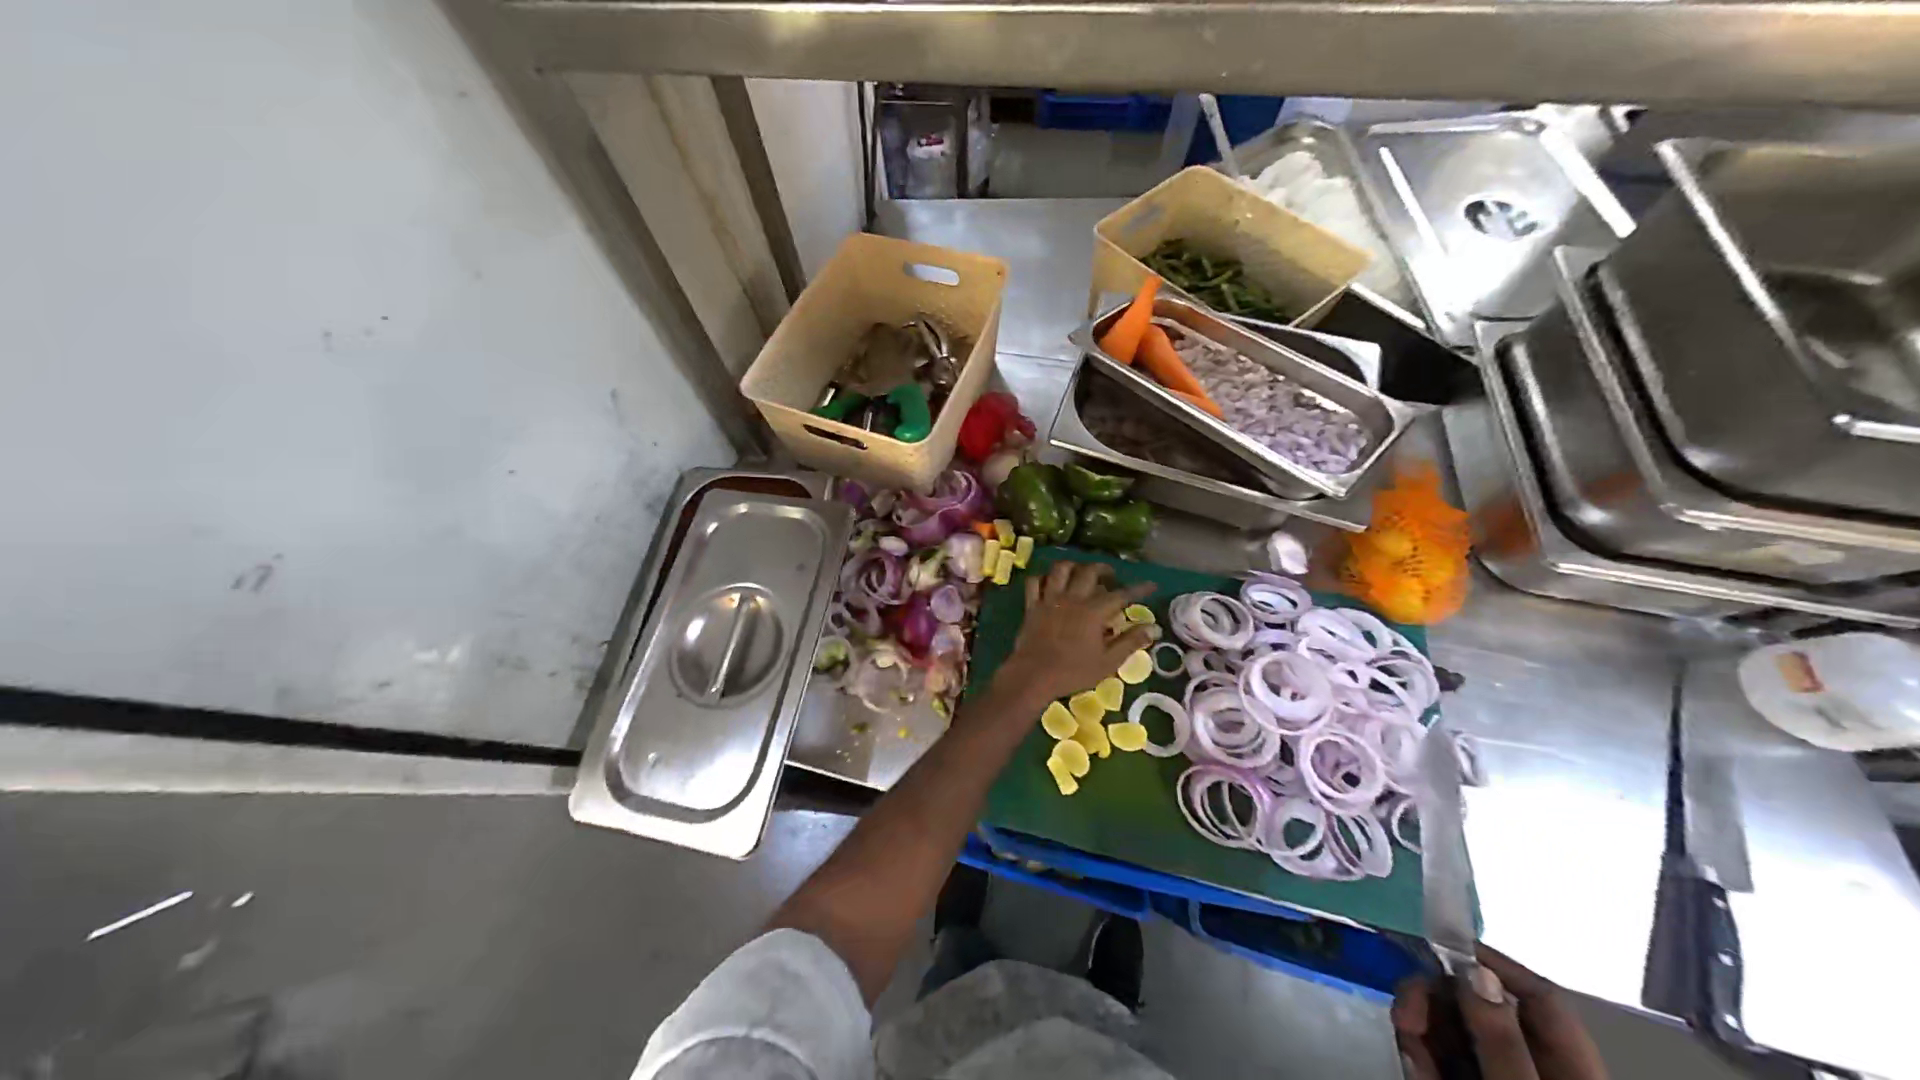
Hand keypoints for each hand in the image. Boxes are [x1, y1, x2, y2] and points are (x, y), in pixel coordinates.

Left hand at [991, 560, 1154, 712]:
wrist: (1033, 676)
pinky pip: (1035, 582)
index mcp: (1093, 612)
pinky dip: (1044, 577)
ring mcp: (1049, 599)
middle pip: (1089, 571)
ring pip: (1061, 569)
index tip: (1151, 585)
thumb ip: (1130, 642)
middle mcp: (1072, 598)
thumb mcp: (1107, 662)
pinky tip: (1051, 582)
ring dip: (1074, 566)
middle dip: (1104, 569)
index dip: (1138, 589)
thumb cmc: (1073, 672)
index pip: (1121, 595)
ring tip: (1082, 572)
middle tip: (1111, 577)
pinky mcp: (1032, 605)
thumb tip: (1153, 628)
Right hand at [1393, 947, 1608, 1079]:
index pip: (1541, 996)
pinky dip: (1422, 1056)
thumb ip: (1501, 1040)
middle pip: (1484, 1007)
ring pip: (1455, 1031)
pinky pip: (1443, 1058)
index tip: (1441, 945)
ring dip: (1421, 1027)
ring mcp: (1503, 1075)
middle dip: (1436, 999)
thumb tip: (1475, 969)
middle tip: (1406, 1011)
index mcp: (1572, 1066)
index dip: (1494, 963)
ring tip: (1408, 1047)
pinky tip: (1414, 1066)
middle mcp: (1538, 1064)